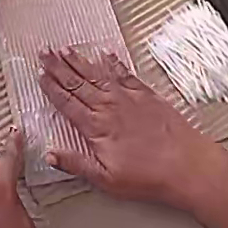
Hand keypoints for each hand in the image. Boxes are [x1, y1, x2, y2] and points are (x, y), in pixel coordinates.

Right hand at [38, 48, 227, 212]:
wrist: (188, 165)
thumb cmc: (148, 176)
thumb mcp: (105, 178)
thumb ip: (75, 164)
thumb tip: (49, 155)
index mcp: (95, 126)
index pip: (66, 102)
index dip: (51, 87)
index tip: (40, 75)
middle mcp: (109, 107)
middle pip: (77, 82)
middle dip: (58, 66)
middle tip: (44, 52)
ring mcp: (128, 98)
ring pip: (96, 74)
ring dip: (79, 61)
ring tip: (65, 49)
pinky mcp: (146, 96)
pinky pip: (124, 74)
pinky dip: (113, 63)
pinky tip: (106, 54)